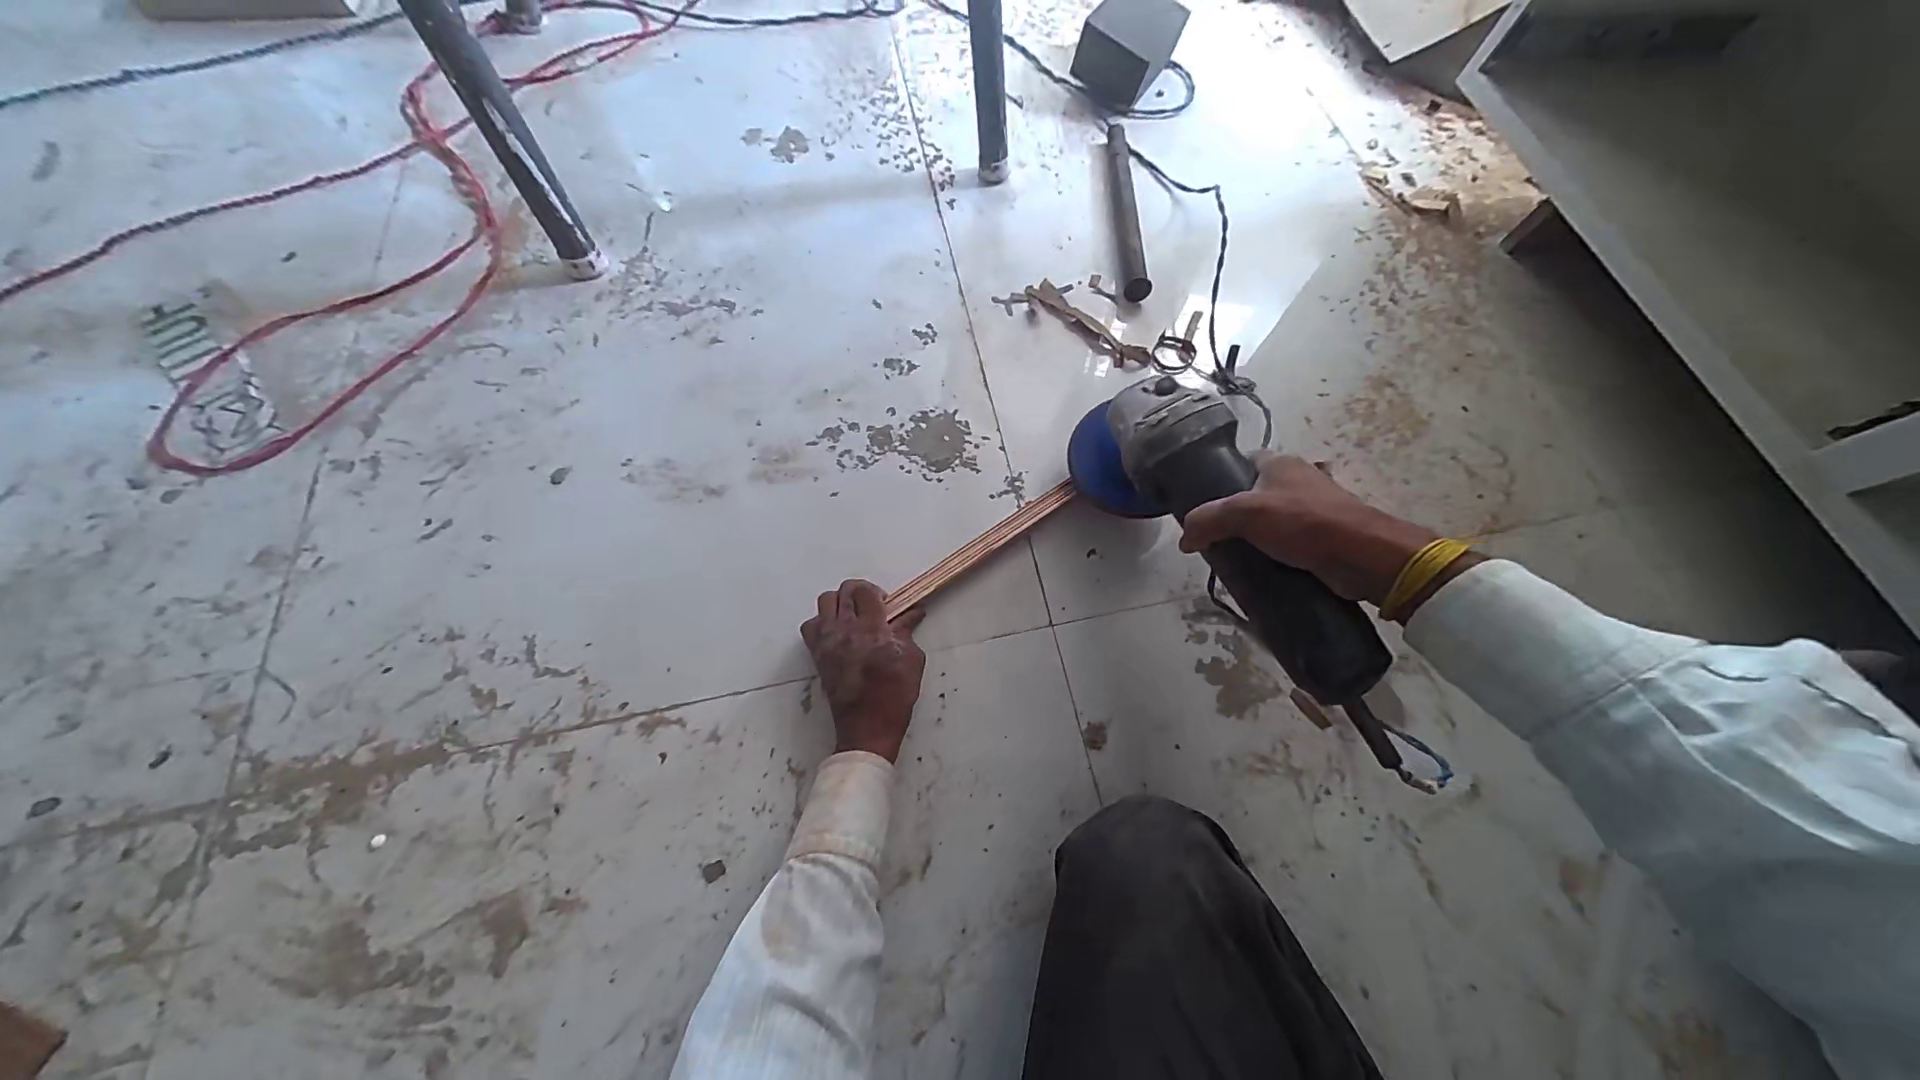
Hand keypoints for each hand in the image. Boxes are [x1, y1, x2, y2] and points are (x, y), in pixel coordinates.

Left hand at [800, 579, 927, 762]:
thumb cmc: (895, 695)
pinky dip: (823, 621)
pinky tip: (837, 632)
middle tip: (872, 607)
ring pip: (825, 602)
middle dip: (860, 593)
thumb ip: (908, 631)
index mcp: (871, 629)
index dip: (876, 592)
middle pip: (844, 591)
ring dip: (840, 603)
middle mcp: (845, 630)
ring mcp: (827, 641)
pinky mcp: (817, 654)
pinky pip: (812, 625)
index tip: (886, 603)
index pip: (865, 591)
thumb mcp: (912, 660)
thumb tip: (912, 612)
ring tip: (853, 616)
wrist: (868, 727)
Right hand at [1180, 454, 1471, 613]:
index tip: (1203, 499)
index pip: (1244, 460)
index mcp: (1281, 463)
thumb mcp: (1244, 514)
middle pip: (1256, 491)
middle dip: (1236, 511)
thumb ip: (1207, 521)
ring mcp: (1315, 506)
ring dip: (1257, 534)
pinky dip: (1276, 550)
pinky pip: (1290, 539)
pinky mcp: (1325, 534)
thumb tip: (1184, 540)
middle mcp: (1300, 478)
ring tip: (1235, 553)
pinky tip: (1262, 565)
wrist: (1361, 554)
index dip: (1222, 475)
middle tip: (1215, 534)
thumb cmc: (1303, 522)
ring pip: (1274, 517)